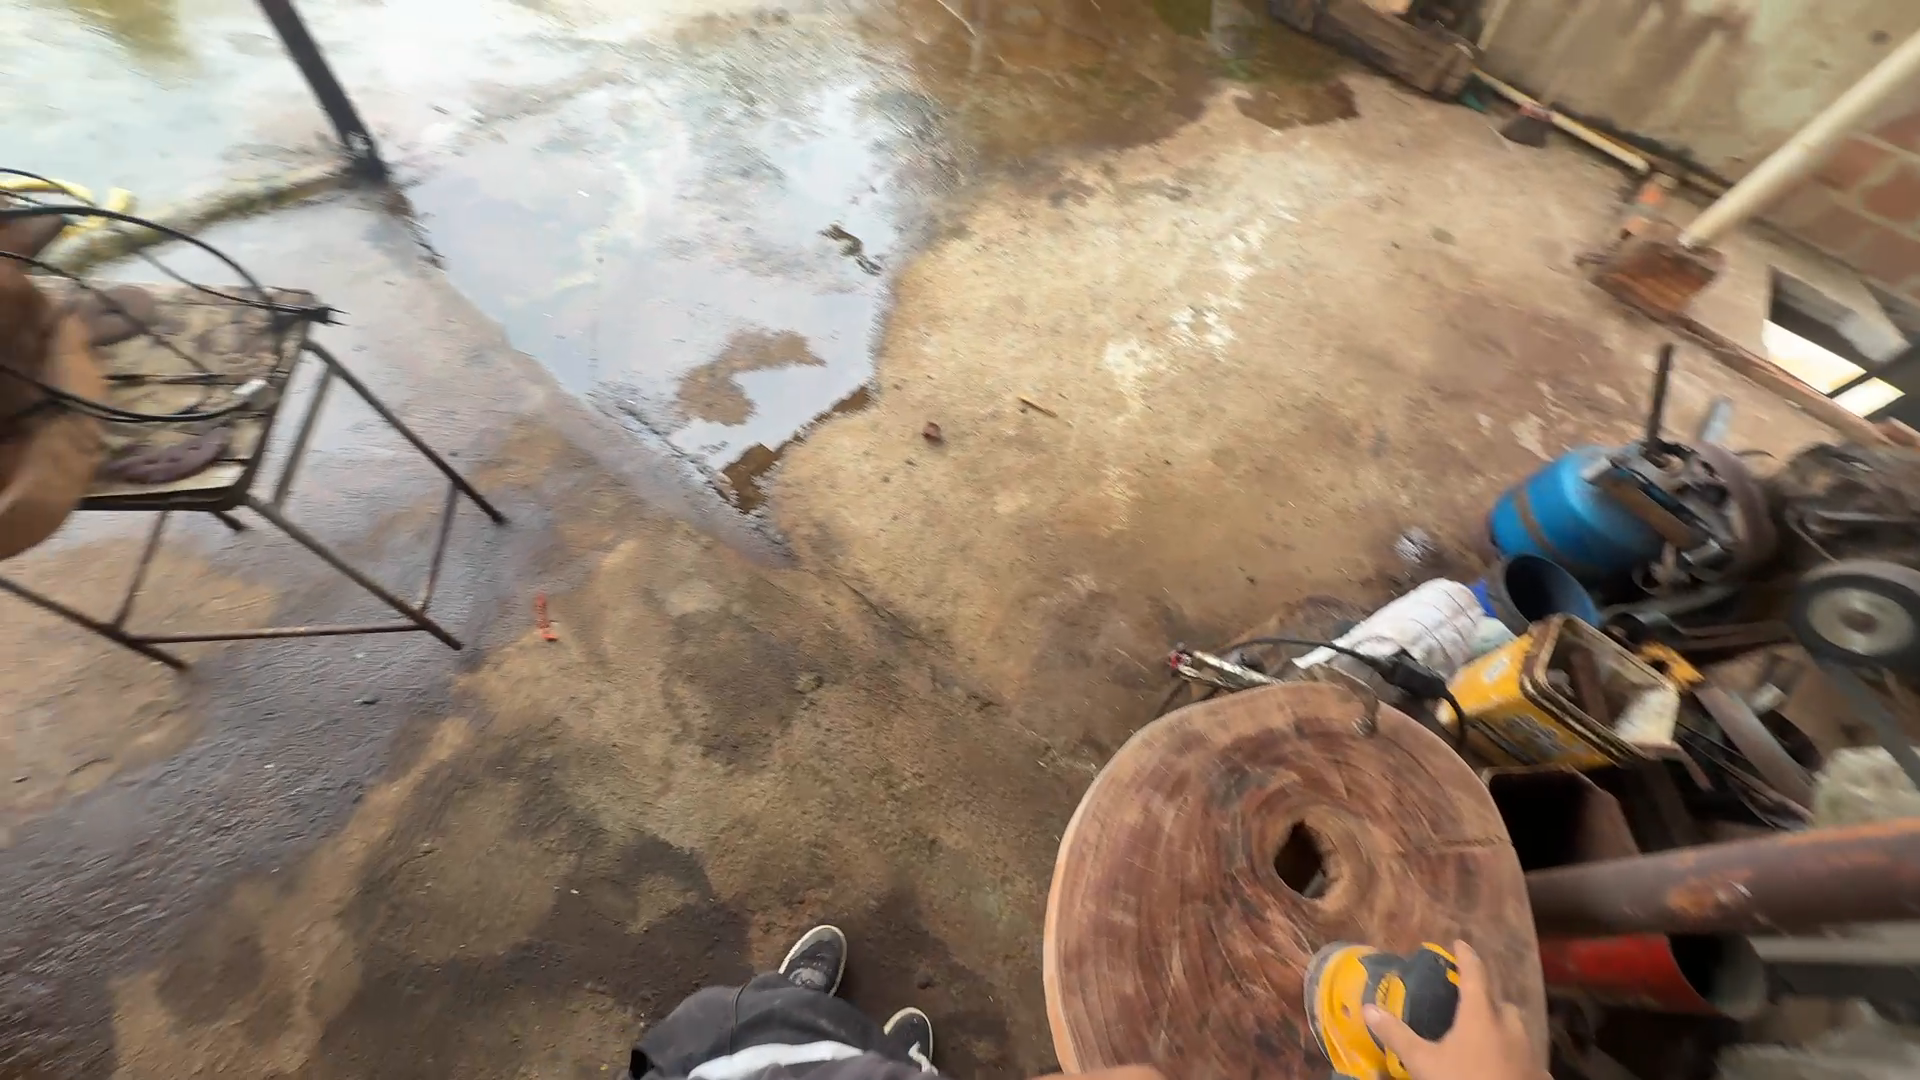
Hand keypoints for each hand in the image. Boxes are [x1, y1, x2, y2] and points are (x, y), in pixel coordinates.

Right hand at [1363, 941, 1539, 1079]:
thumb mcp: (1423, 1062)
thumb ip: (1397, 1034)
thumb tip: (1368, 1008)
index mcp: (1481, 1017)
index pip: (1475, 975)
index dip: (1467, 957)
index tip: (1460, 942)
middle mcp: (1510, 1031)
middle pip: (1503, 1004)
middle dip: (1488, 999)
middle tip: (1469, 1002)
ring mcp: (1531, 1057)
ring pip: (1519, 1032)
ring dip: (1503, 1028)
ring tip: (1485, 1035)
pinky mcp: (1541, 1079)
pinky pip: (1529, 1061)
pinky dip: (1516, 1058)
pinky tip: (1504, 1067)